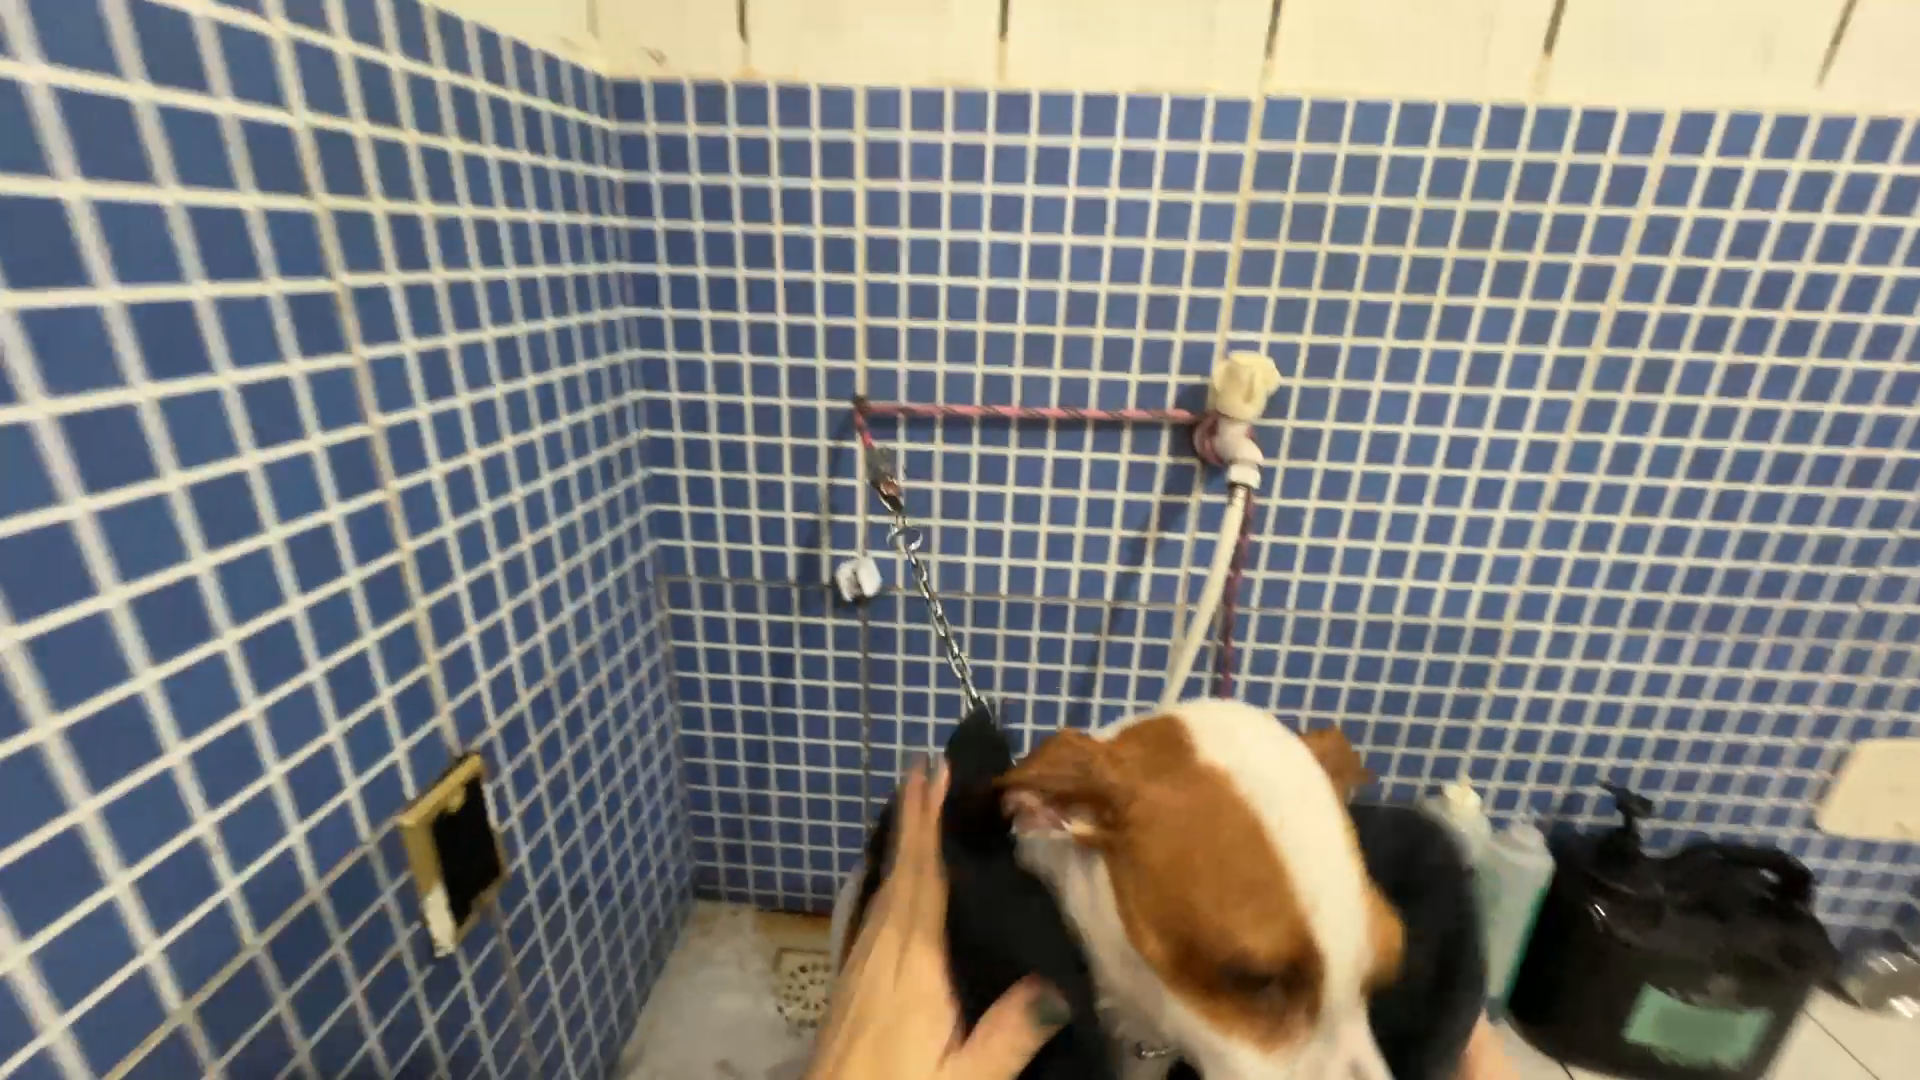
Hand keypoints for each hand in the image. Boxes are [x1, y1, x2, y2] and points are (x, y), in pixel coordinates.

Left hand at [807, 760, 1071, 1079]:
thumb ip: (1008, 1036)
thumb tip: (1059, 984)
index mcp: (914, 961)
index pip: (924, 876)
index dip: (928, 821)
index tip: (933, 772)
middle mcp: (883, 946)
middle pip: (901, 867)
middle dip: (913, 814)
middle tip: (926, 766)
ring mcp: (861, 959)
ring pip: (885, 883)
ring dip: (901, 838)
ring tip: (915, 803)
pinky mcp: (851, 975)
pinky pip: (877, 905)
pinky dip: (892, 873)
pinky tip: (898, 877)